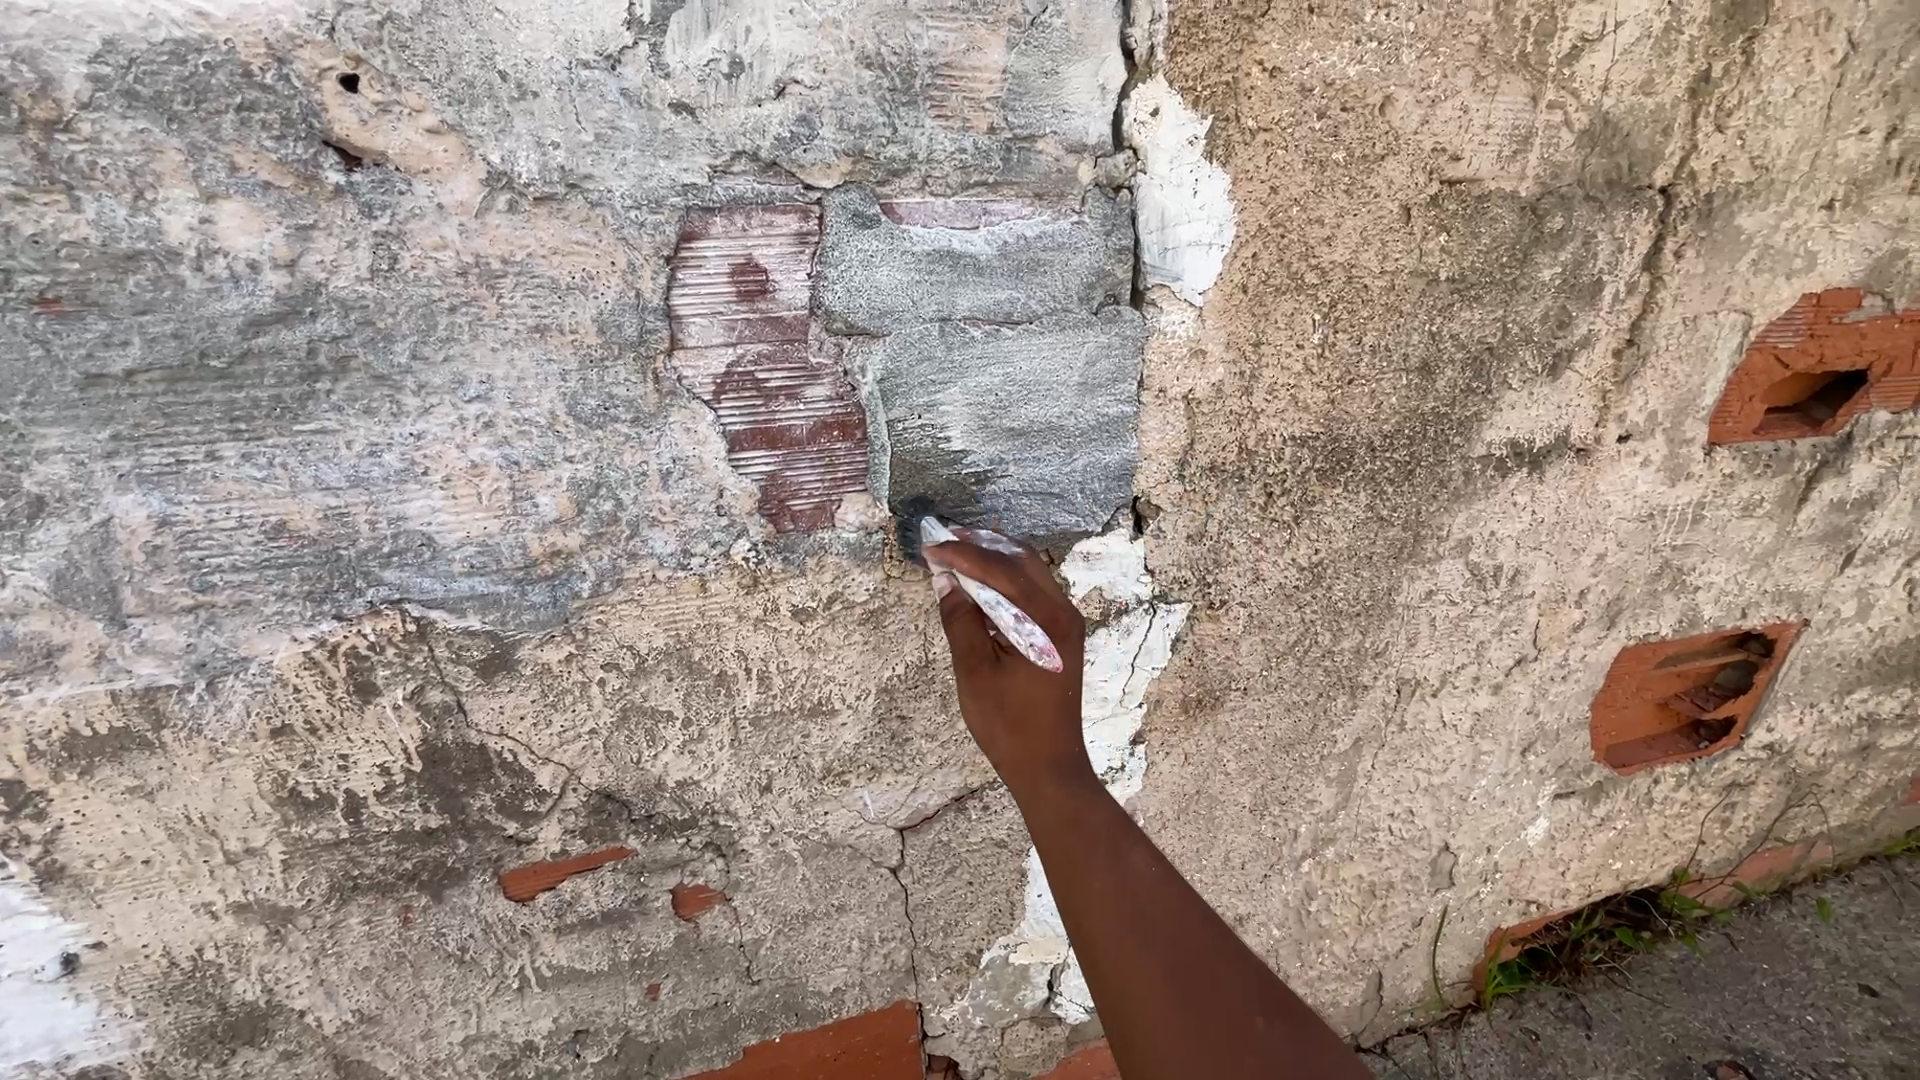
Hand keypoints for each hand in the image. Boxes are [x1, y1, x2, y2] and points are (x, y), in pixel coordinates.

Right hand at [925, 531, 1091, 798]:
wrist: (1049, 766)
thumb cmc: (1008, 724)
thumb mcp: (974, 672)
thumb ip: (960, 621)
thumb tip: (946, 581)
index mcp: (1046, 620)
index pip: (1001, 570)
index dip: (963, 554)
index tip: (931, 547)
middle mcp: (1063, 612)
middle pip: (1022, 560)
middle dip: (982, 545)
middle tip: (945, 537)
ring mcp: (1067, 623)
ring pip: (1030, 573)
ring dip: (994, 559)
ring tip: (958, 551)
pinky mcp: (1062, 635)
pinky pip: (1033, 592)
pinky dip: (1006, 580)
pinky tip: (980, 584)